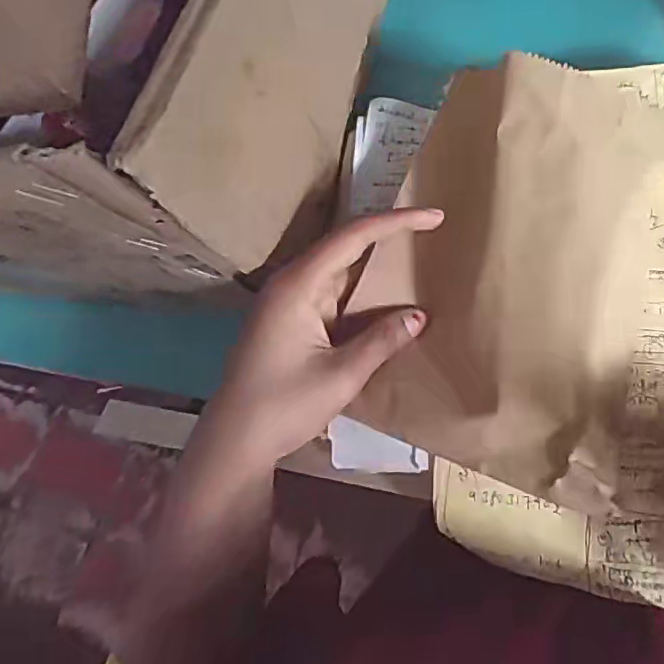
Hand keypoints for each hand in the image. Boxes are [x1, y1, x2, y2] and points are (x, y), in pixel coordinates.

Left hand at [119, 209, 443, 663]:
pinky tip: (395, 294)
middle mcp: (294, 288)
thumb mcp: (338, 379)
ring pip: (344, 267)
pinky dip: (371, 285)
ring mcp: (294, 307)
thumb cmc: (274, 414)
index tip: (436, 211)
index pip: (354, 238)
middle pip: (348, 244)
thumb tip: (421, 314)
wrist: (227, 452)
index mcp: (298, 290)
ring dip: (380, 257)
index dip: (396, 221)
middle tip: (434, 221)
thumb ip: (381, 343)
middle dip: (390, 228)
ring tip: (422, 248)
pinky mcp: (298, 326)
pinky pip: (343, 291)